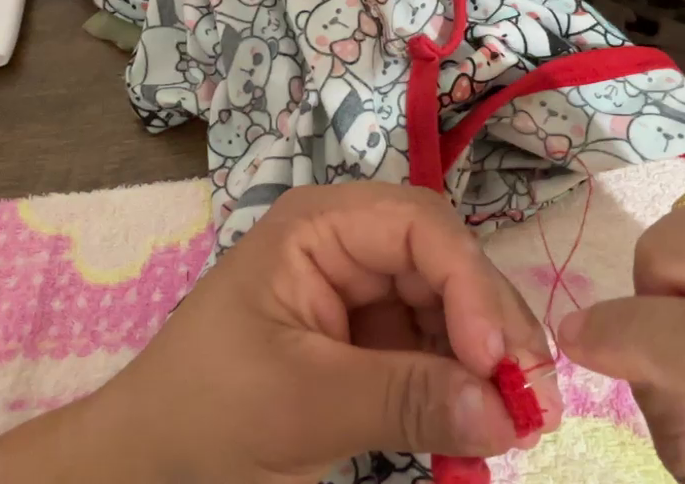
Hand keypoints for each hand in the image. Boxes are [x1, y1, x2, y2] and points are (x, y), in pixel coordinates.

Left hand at [0, 181, 558, 483]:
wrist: (149, 461)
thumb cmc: (208, 412)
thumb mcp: (303, 404)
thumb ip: (406, 400)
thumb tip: (510, 413)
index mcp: (322, 225)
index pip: (419, 227)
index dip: (470, 284)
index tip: (501, 363)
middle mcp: (349, 243)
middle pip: (444, 263)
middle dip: (490, 325)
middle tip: (535, 400)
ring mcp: (361, 291)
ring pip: (448, 307)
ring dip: (486, 359)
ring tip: (521, 419)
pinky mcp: (367, 339)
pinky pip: (431, 348)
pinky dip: (460, 384)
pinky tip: (483, 421)